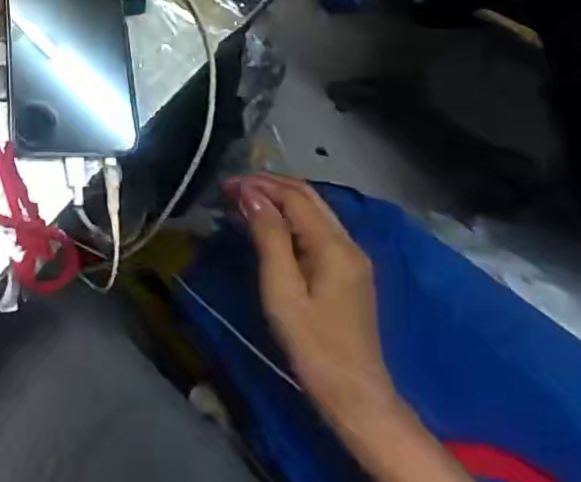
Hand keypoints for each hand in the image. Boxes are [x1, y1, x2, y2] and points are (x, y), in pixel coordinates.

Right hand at [223, 173, 394, 418]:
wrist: (355, 395)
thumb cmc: (312, 343)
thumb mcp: (282, 289)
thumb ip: (268, 237)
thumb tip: (251, 194)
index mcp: (334, 246)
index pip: (294, 197)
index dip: (259, 185)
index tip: (224, 186)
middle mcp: (348, 243)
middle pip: (308, 197)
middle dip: (268, 186)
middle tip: (230, 189)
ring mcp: (352, 258)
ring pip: (314, 210)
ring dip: (278, 199)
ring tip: (242, 202)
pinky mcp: (348, 271)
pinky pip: (316, 228)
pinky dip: (289, 217)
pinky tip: (267, 226)